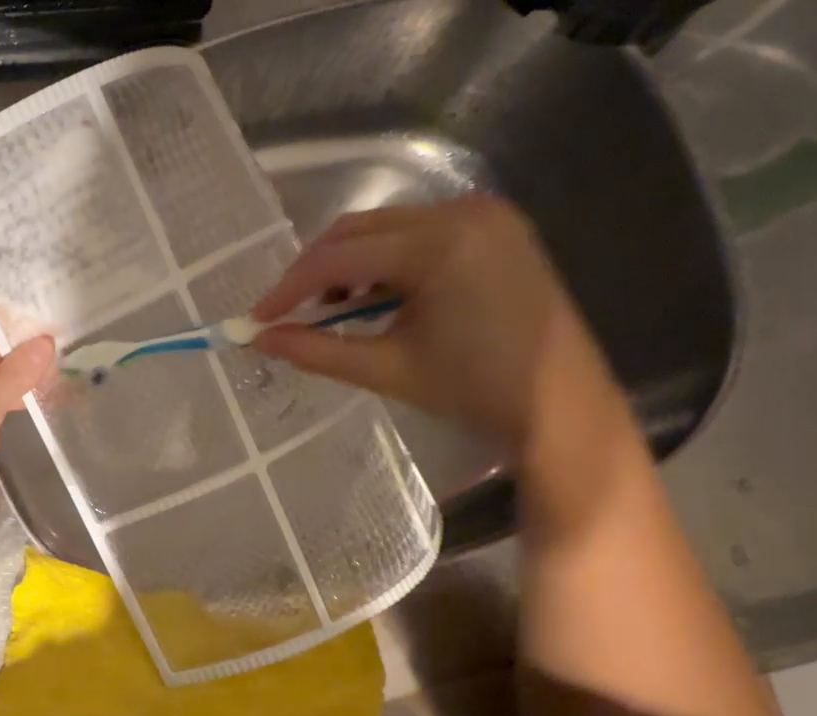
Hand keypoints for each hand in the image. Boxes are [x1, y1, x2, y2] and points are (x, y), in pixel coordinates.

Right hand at [251, 194, 616, 454]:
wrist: (559, 401)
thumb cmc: (473, 388)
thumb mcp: (385, 369)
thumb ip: (317, 350)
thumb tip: (260, 340)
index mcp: (438, 245)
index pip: (339, 255)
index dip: (289, 287)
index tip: (257, 319)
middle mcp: (461, 213)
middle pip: (359, 229)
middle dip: (314, 270)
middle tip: (285, 313)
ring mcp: (483, 215)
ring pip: (385, 227)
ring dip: (347, 263)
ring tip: (329, 309)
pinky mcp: (495, 227)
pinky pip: (419, 231)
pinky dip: (385, 259)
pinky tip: (374, 296)